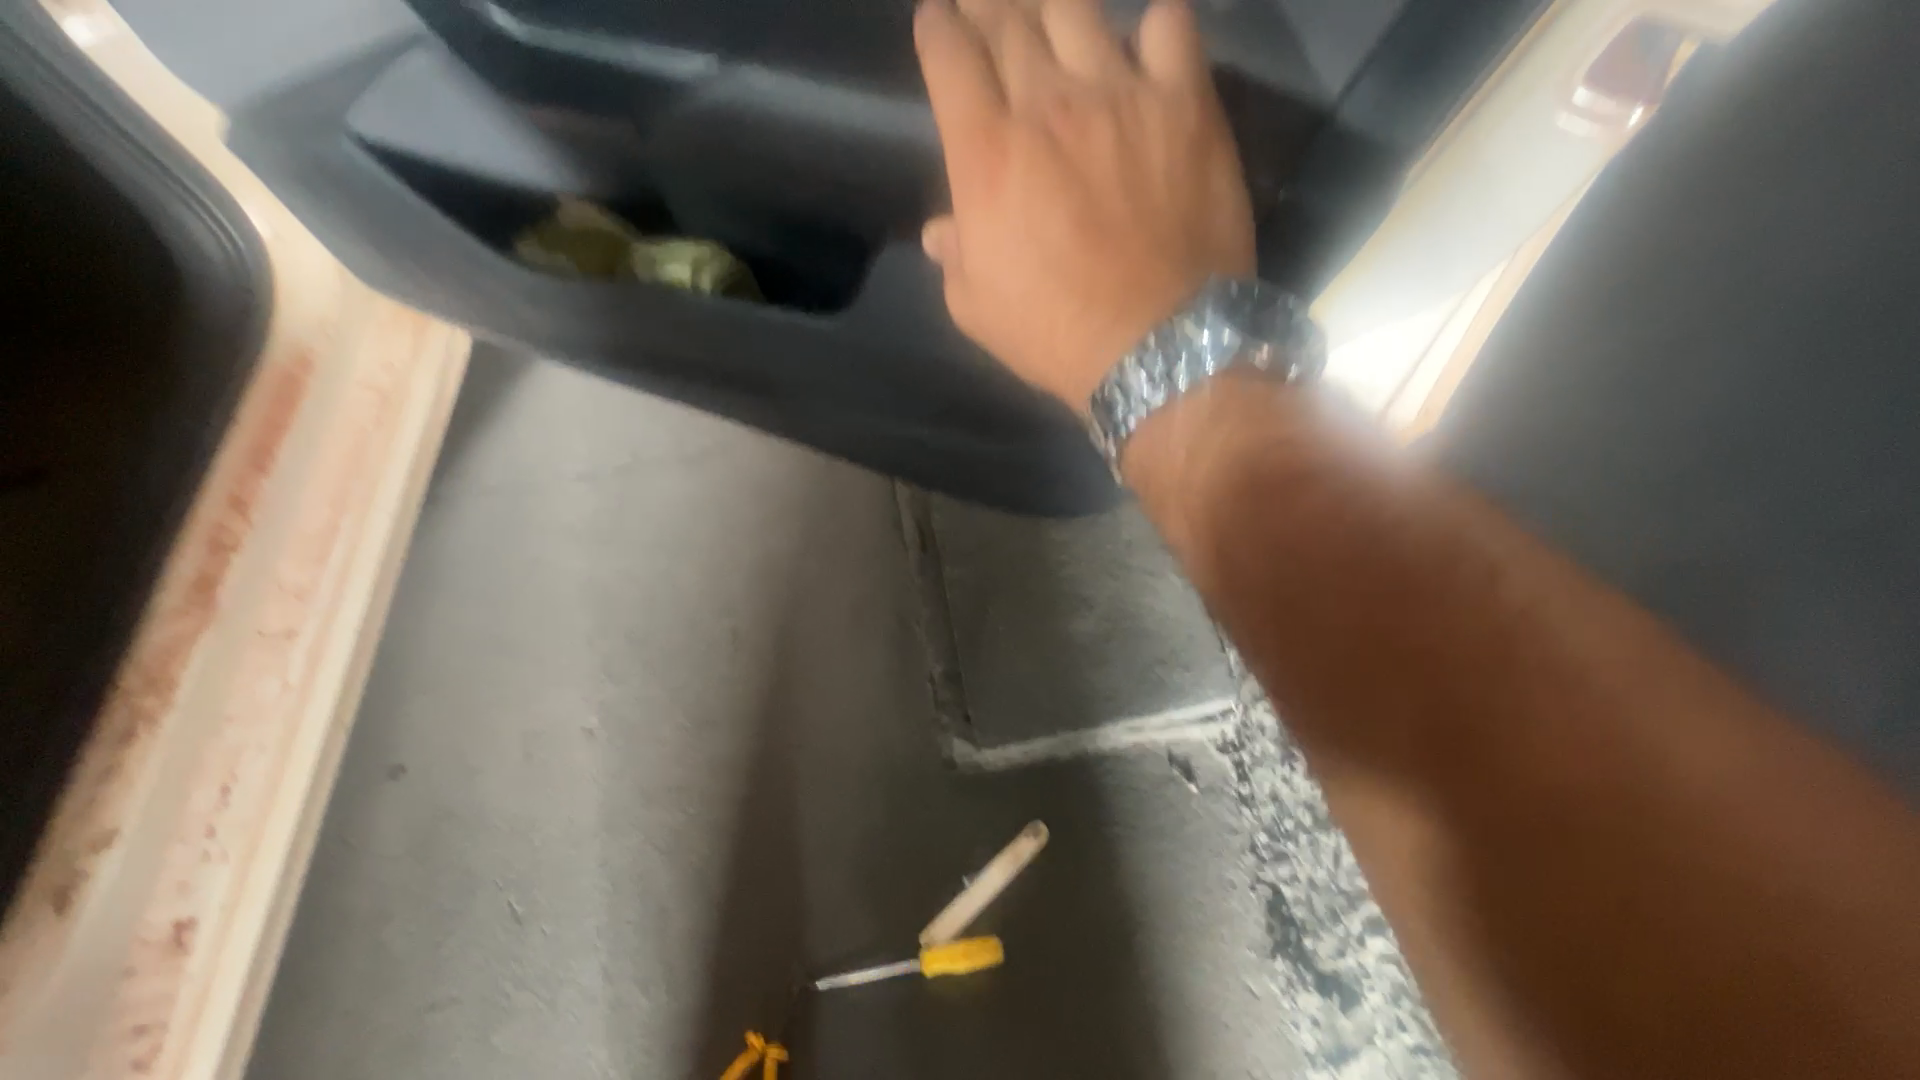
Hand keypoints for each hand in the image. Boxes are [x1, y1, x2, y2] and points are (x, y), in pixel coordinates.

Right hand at [914, 0, 1255, 410]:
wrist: (1158, 345)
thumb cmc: (1056, 334)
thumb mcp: (976, 308)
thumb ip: (955, 256)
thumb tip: (940, 229)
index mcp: (986, 153)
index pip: (949, 58)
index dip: (937, 30)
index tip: (936, 22)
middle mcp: (1048, 104)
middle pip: (1007, 21)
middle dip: (986, 6)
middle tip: (985, 7)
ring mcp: (1122, 95)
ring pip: (1077, 9)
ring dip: (1052, 5)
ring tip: (1048, 12)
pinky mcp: (1187, 104)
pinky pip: (1170, 27)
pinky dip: (1152, 26)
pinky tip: (1143, 43)